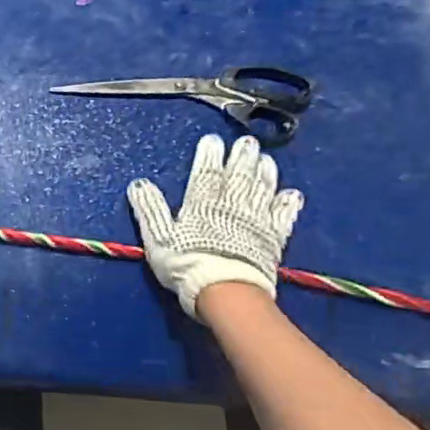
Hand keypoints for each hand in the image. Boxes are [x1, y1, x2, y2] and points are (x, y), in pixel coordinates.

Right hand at [126, 134, 303, 319]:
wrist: (224, 289)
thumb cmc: (185, 264)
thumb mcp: (157, 238)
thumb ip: (150, 210)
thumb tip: (139, 184)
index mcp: (200, 206)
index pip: (205, 174)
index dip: (208, 156)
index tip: (212, 140)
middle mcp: (231, 206)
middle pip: (238, 177)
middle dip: (242, 158)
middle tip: (247, 142)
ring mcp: (256, 220)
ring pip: (262, 190)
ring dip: (265, 173)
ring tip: (266, 159)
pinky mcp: (273, 237)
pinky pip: (283, 216)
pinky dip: (287, 203)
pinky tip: (290, 194)